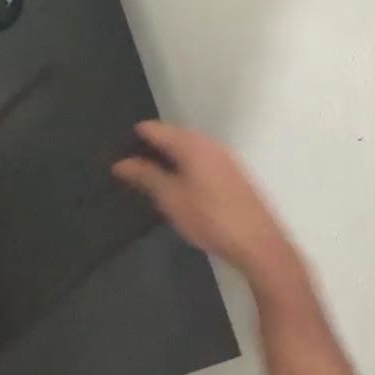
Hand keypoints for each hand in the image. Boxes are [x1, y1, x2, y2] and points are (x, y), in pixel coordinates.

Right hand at [113, 121, 298, 281]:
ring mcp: (225, 158)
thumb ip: (145, 176)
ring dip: (168, 159)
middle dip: (150, 148)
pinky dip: (184, 167)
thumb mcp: (170, 198)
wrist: (259, 244)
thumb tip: (120, 163)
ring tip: (148, 178)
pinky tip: (177, 187)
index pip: (154, 129)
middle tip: (128, 168)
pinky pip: (201, 161)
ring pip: (188, 149)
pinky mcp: (233, 174)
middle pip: (172, 136)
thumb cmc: (209, 218)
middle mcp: (210, 144)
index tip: (115, 153)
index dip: (133, 138)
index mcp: (192, 145)